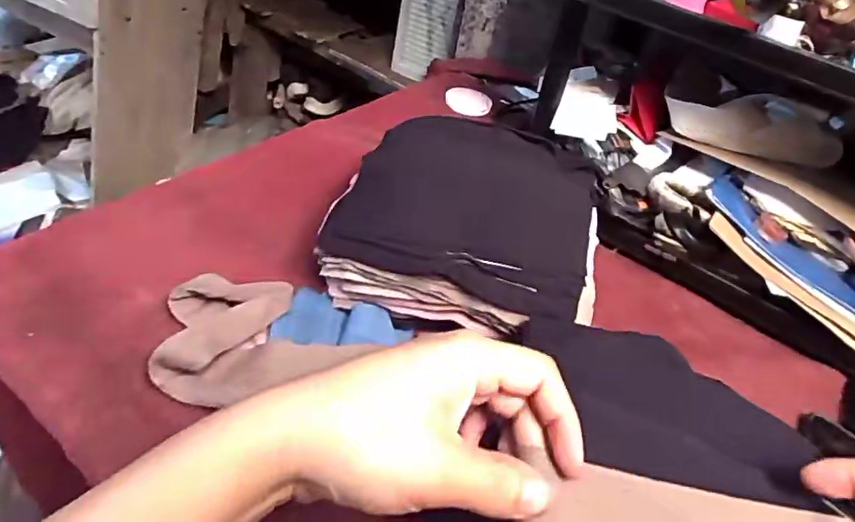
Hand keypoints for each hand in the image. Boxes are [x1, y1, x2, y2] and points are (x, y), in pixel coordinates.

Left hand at [261, 332, 587, 518]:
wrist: (285, 438)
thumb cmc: (370, 442)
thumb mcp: (439, 471)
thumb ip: (498, 486)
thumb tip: (545, 497)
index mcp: (474, 356)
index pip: (541, 374)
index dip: (562, 420)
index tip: (570, 471)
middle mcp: (459, 357)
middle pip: (517, 390)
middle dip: (532, 439)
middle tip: (534, 491)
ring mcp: (434, 376)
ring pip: (489, 406)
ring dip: (502, 447)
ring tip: (497, 491)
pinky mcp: (413, 398)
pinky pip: (462, 416)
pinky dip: (473, 447)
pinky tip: (458, 478)